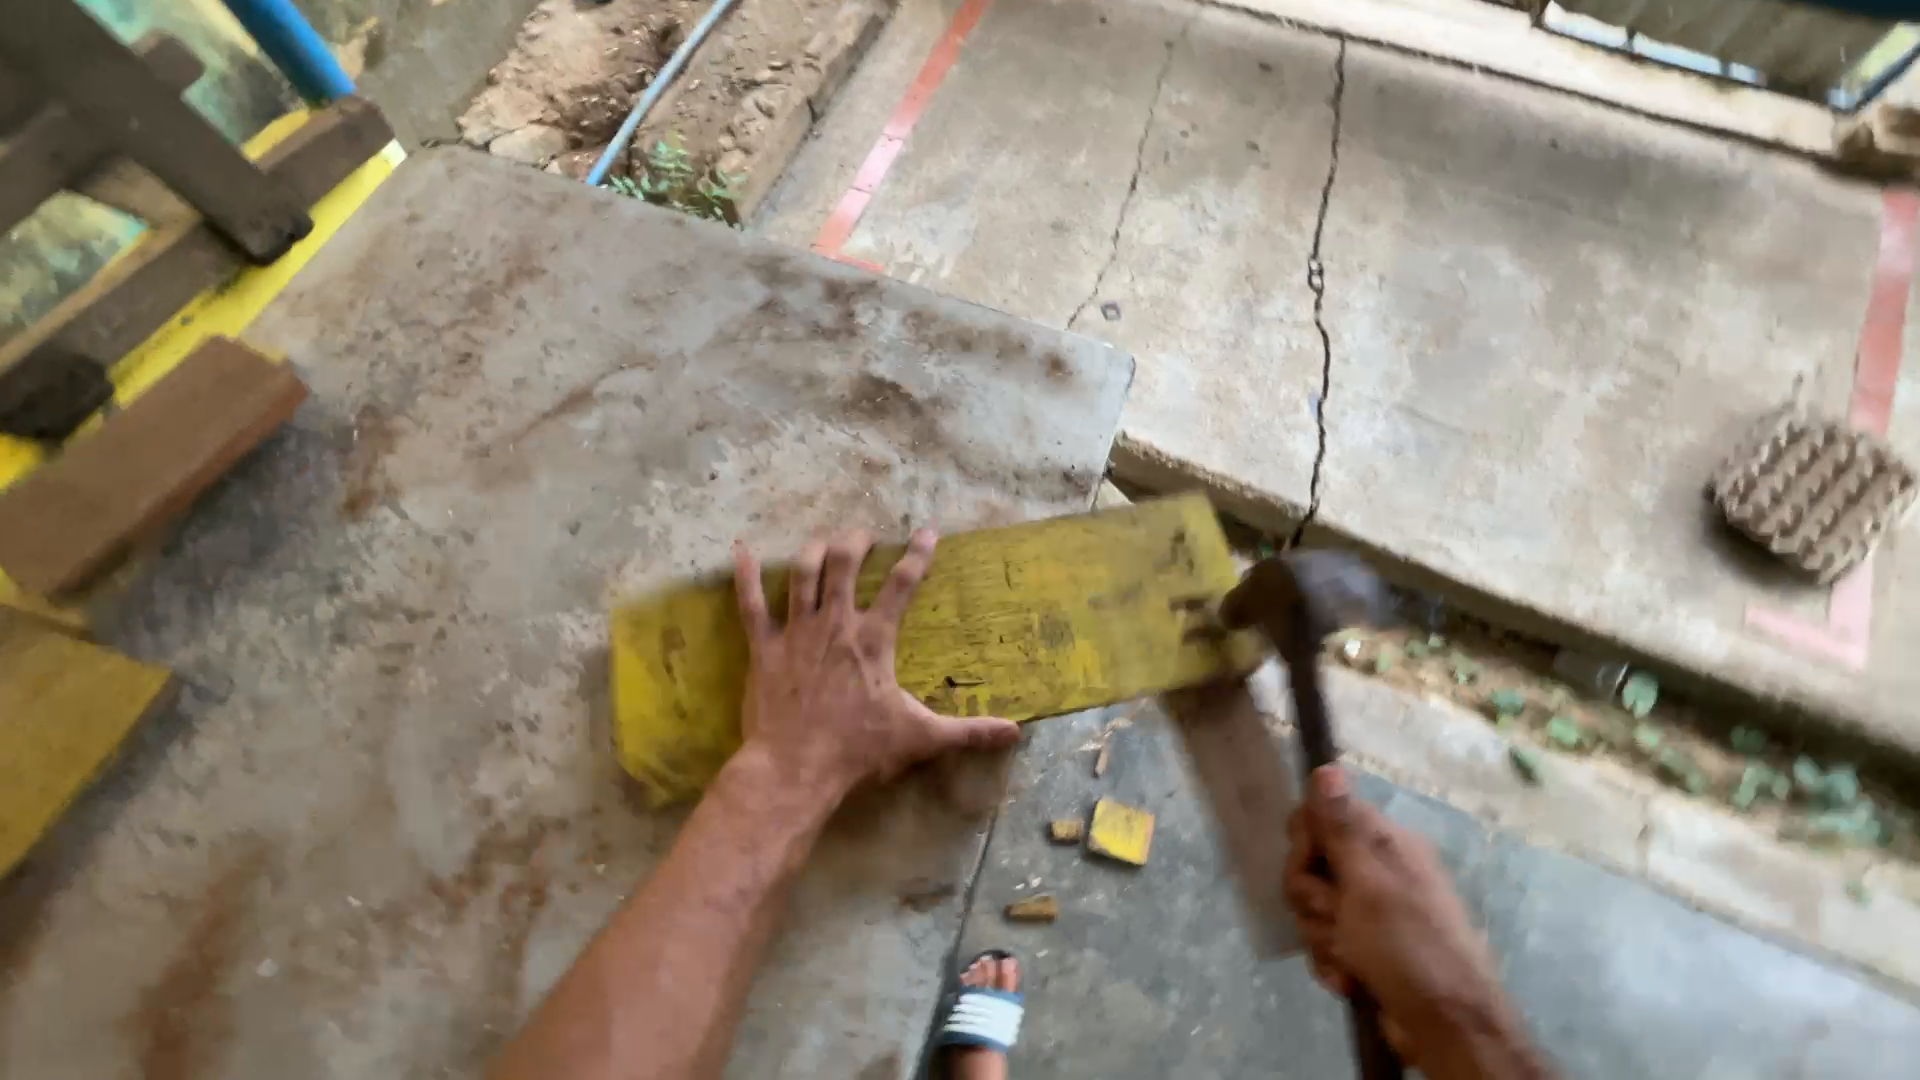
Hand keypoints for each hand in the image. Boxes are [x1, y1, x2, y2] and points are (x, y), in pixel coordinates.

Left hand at [731, 528, 1021, 806]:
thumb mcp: (920, 739)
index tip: (928, 533)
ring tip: (823, 542)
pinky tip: (743, 550)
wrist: (795, 768)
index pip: (902, 585)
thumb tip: (1016, 732)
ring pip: (802, 574)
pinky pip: (751, 604)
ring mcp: (796, 632)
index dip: (918, 555)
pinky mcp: (764, 648)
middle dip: (854, 542)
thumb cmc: (858, 750)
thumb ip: (968, 731)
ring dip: (813, 551)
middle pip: (843, 563)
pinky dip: (746, 575)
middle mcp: (835, 624)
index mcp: (873, 639)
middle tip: (863, 537)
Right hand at [1285, 767, 1529, 1075]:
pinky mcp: (1363, 946)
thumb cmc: (1410, 947)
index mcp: (1384, 844)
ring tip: (1351, 957)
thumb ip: (1342, 826)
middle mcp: (1376, 870)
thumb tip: (1327, 766)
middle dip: (1312, 898)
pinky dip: (1330, 960)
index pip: (1318, 816)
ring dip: (1321, 935)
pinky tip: (1350, 978)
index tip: (1314, 867)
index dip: (1305, 842)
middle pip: (1307, 865)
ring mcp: (1370, 910)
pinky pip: (1322, 939)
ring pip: (1310, 907)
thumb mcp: (1369, 883)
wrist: (1447, 1030)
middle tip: (1336, 918)